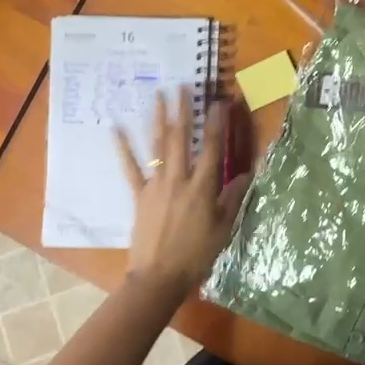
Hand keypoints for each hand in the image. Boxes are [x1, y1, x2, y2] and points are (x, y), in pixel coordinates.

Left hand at [116, 87, 250, 297]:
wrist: (160, 277)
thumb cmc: (197, 255)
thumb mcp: (224, 227)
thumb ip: (234, 197)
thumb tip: (249, 172)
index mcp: (202, 187)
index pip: (212, 147)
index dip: (217, 123)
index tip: (220, 101)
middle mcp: (179, 180)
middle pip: (181, 139)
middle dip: (183, 111)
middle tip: (183, 86)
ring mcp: (156, 186)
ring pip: (158, 146)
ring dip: (158, 119)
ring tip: (158, 96)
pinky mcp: (139, 196)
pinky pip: (131, 168)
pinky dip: (123, 148)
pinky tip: (116, 129)